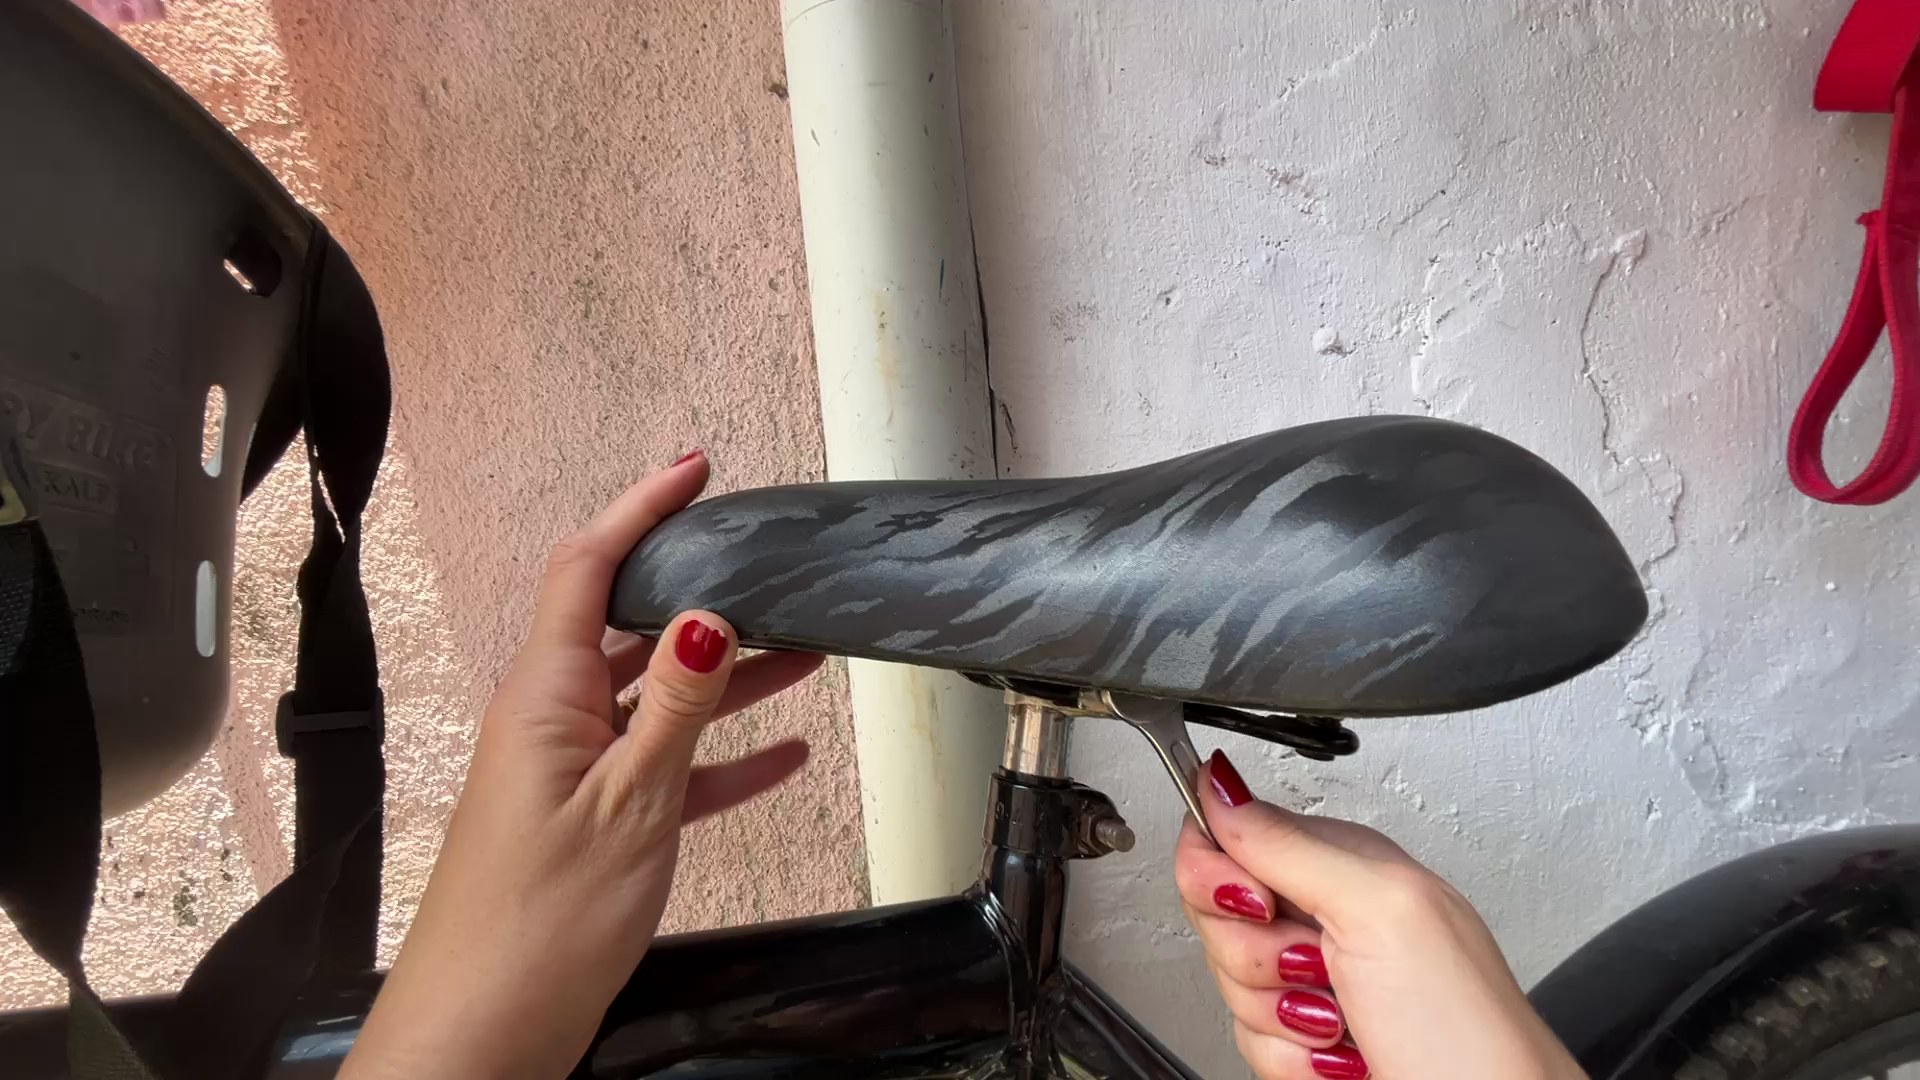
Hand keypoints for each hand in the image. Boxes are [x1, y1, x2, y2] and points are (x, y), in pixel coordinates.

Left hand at [340, 452, 823, 1079]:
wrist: (483, 1044)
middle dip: (703, 592)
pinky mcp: (604, 812)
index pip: (589, 567)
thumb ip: (674, 702)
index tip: (693, 472)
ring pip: (665, 694)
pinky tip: (787, 753)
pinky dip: (727, 755)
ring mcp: (582, 764)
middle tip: (766, 567)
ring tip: (806, 654)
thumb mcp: (630, 798)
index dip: (640, 510)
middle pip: (635, 625)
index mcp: (547, 694)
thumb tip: (712, 616)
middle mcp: (559, 715)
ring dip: (732, 676)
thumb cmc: (543, 920)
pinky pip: (674, 763)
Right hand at [1178, 749, 1586, 1079]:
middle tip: (1310, 965)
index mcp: (1336, 861)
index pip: (1226, 830)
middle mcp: (1316, 911)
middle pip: (1214, 904)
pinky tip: (1338, 1061)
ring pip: (1224, 972)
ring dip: (1275, 1011)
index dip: (1215, 867)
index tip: (1253, 903)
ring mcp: (1307, 976)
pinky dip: (1287, 1058)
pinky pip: (1242, 1032)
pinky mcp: (1297, 1034)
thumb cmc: (1471, 1041)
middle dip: (1251, 949)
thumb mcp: (1379, 912)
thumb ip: (1288, 844)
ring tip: (1339, 1022)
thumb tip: (1220, 780)